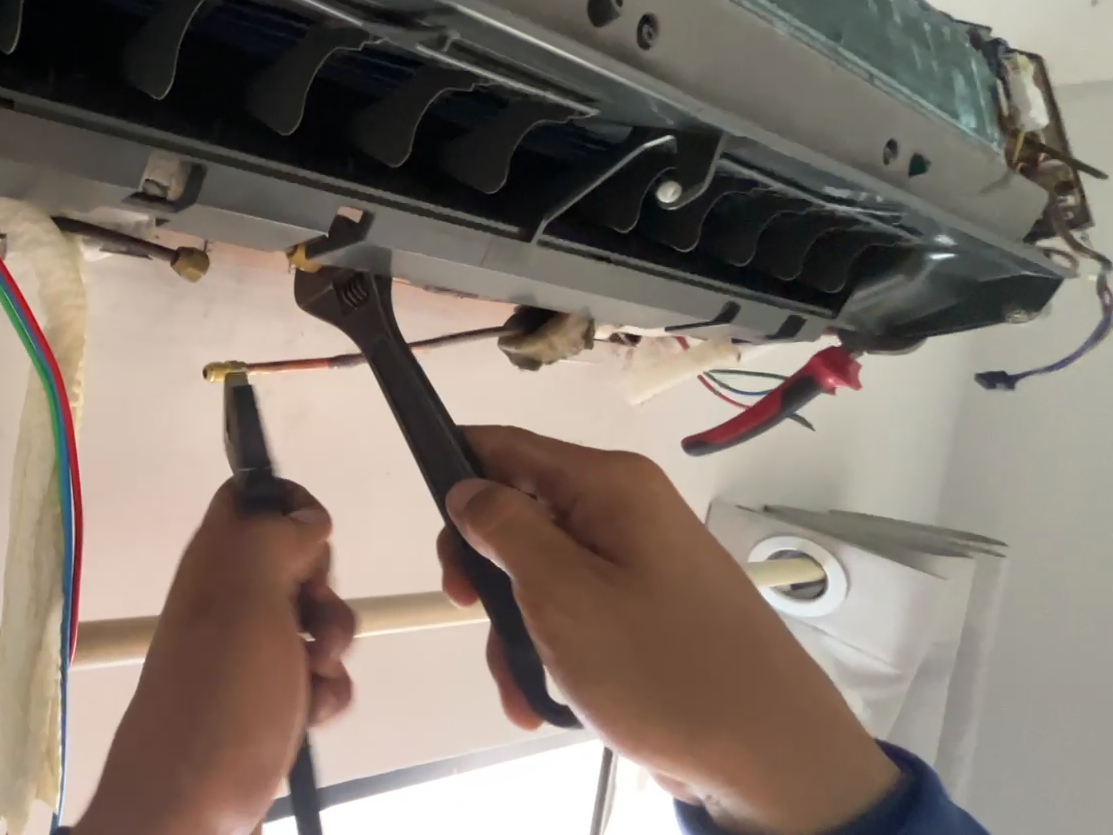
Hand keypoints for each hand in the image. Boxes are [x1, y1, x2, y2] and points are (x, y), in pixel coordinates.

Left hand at [79, 480, 355, 834]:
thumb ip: (276, 536)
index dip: (287, 502)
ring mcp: (252, 644)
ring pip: (316, 615)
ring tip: (313, 673)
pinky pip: (318, 669)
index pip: (249, 494)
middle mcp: (233, 592)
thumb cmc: (222, 686)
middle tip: (311, 614)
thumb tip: (305, 517)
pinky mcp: (272, 692)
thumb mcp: (247, 592)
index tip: (313, 536)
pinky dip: (326, 688)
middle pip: (296, 555)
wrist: (192, 800)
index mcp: (218, 555)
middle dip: (323, 584)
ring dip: (331, 642)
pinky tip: (312, 710)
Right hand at [438, 427, 899, 834]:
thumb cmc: (663, 671)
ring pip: (538, 564)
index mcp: (608, 485)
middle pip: (516, 508)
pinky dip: (547, 642)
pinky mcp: (646, 604)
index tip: (437, 530)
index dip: (456, 472)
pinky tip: (540, 694)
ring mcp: (638, 557)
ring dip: (511, 619)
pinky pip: (573, 602)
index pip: (504, 445)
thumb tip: (465, 489)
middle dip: (482, 562)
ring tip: (515, 681)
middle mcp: (623, 508)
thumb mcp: (561, 594)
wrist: (784, 776)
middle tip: (465, 606)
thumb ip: (501, 527)